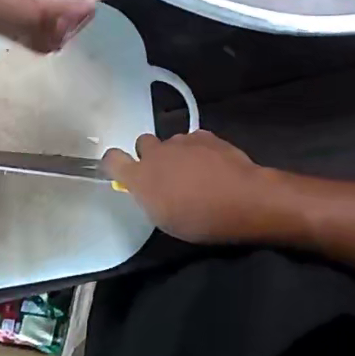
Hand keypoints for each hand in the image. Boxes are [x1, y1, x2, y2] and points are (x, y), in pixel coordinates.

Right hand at [104, 132, 288, 244]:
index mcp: (141, 177)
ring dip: (177, 153)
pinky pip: (194, 140)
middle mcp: (157, 153)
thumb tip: (150, 189)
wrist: (242, 199)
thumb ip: (151, 198)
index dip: (116, 163)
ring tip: (196, 172)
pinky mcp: (205, 135)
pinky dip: (199, 149)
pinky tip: (213, 164)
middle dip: (151, 155)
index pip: (112, 159)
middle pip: (143, 143)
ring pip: (171, 141)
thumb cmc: (200, 221)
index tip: (124, 172)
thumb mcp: (165, 220)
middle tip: (166, 174)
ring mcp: (182, 141)